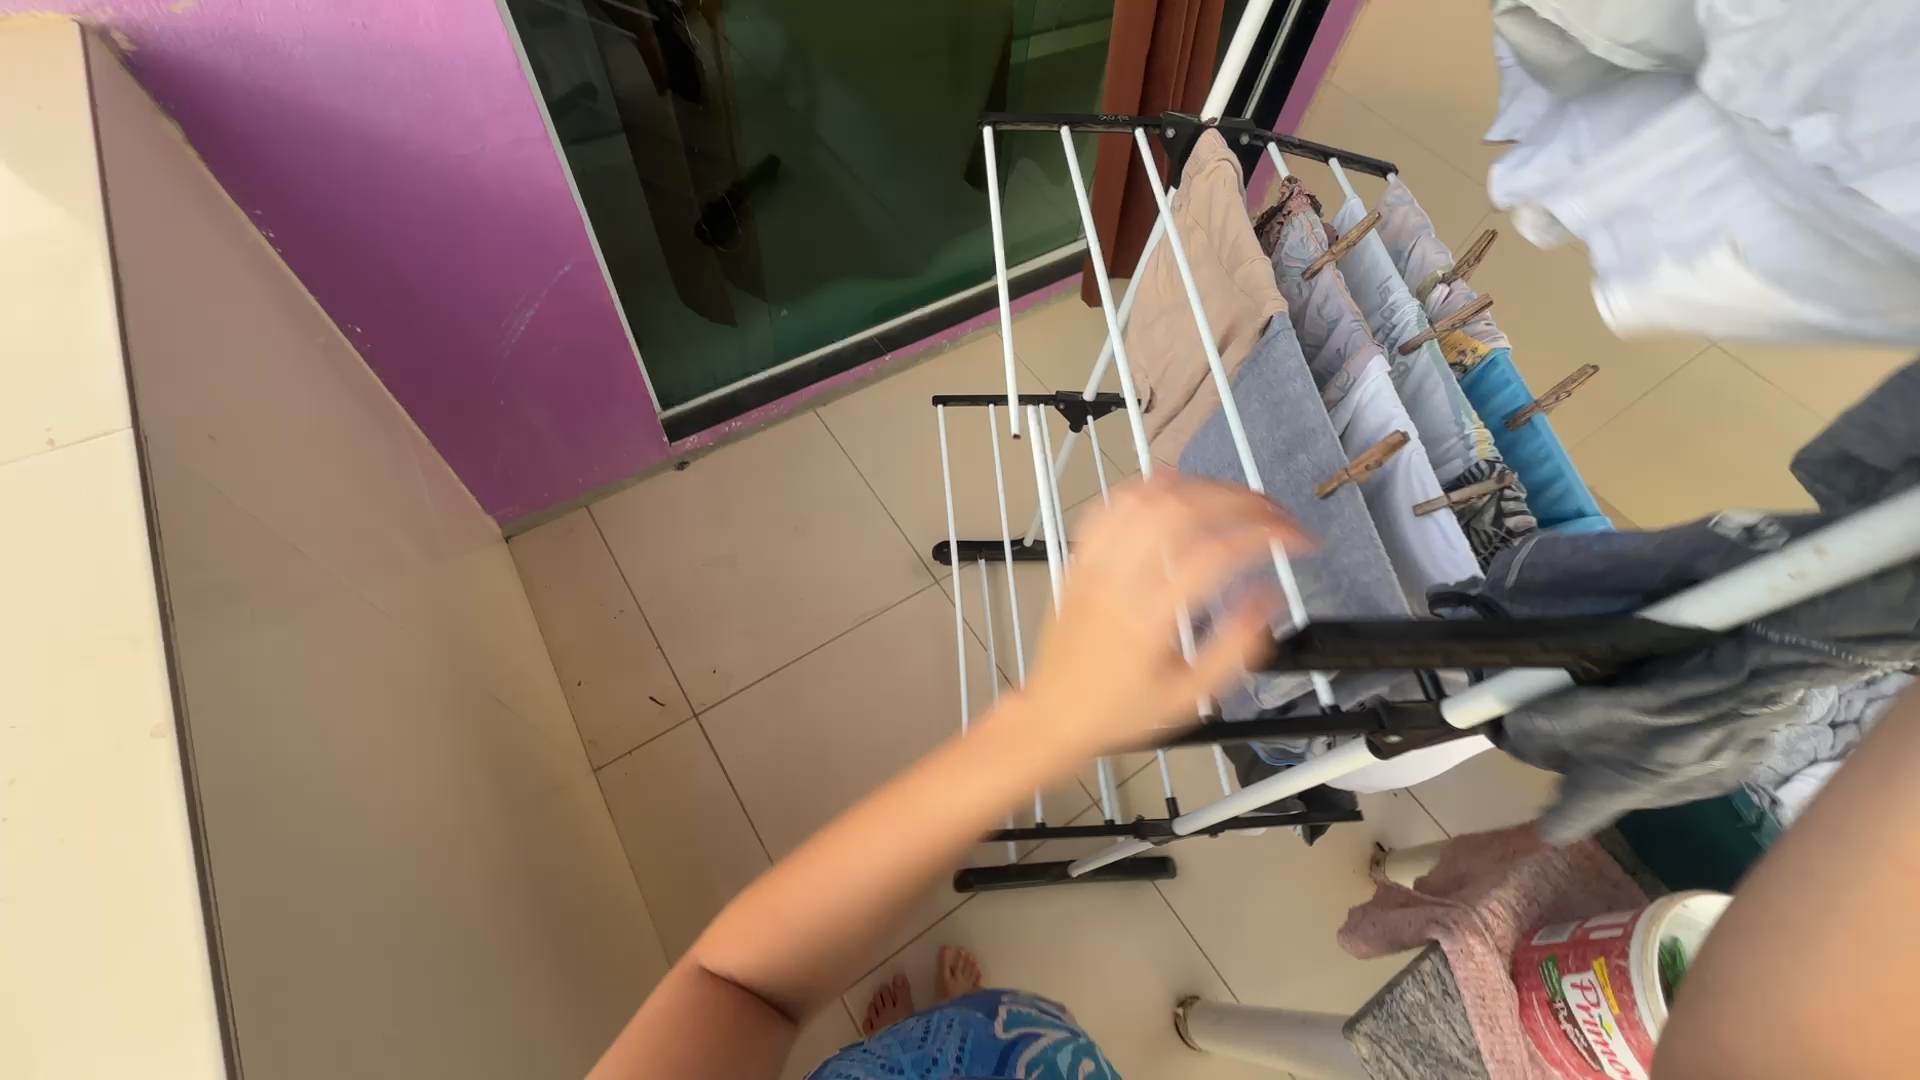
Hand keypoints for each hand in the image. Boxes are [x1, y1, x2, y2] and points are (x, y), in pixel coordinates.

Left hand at [1016, 473, 1310, 756]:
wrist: (1054, 713)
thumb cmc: (1117, 710)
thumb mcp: (1189, 697)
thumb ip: (1236, 648)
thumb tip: (1269, 599)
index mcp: (1149, 620)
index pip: (1218, 553)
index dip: (1268, 535)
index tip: (1297, 539)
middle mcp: (1118, 583)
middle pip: (1182, 511)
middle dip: (1240, 500)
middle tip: (1272, 512)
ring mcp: (1093, 567)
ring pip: (1143, 500)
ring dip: (1195, 487)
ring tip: (1232, 497)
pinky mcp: (1077, 562)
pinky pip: (1105, 508)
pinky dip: (1142, 489)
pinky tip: (1169, 488)